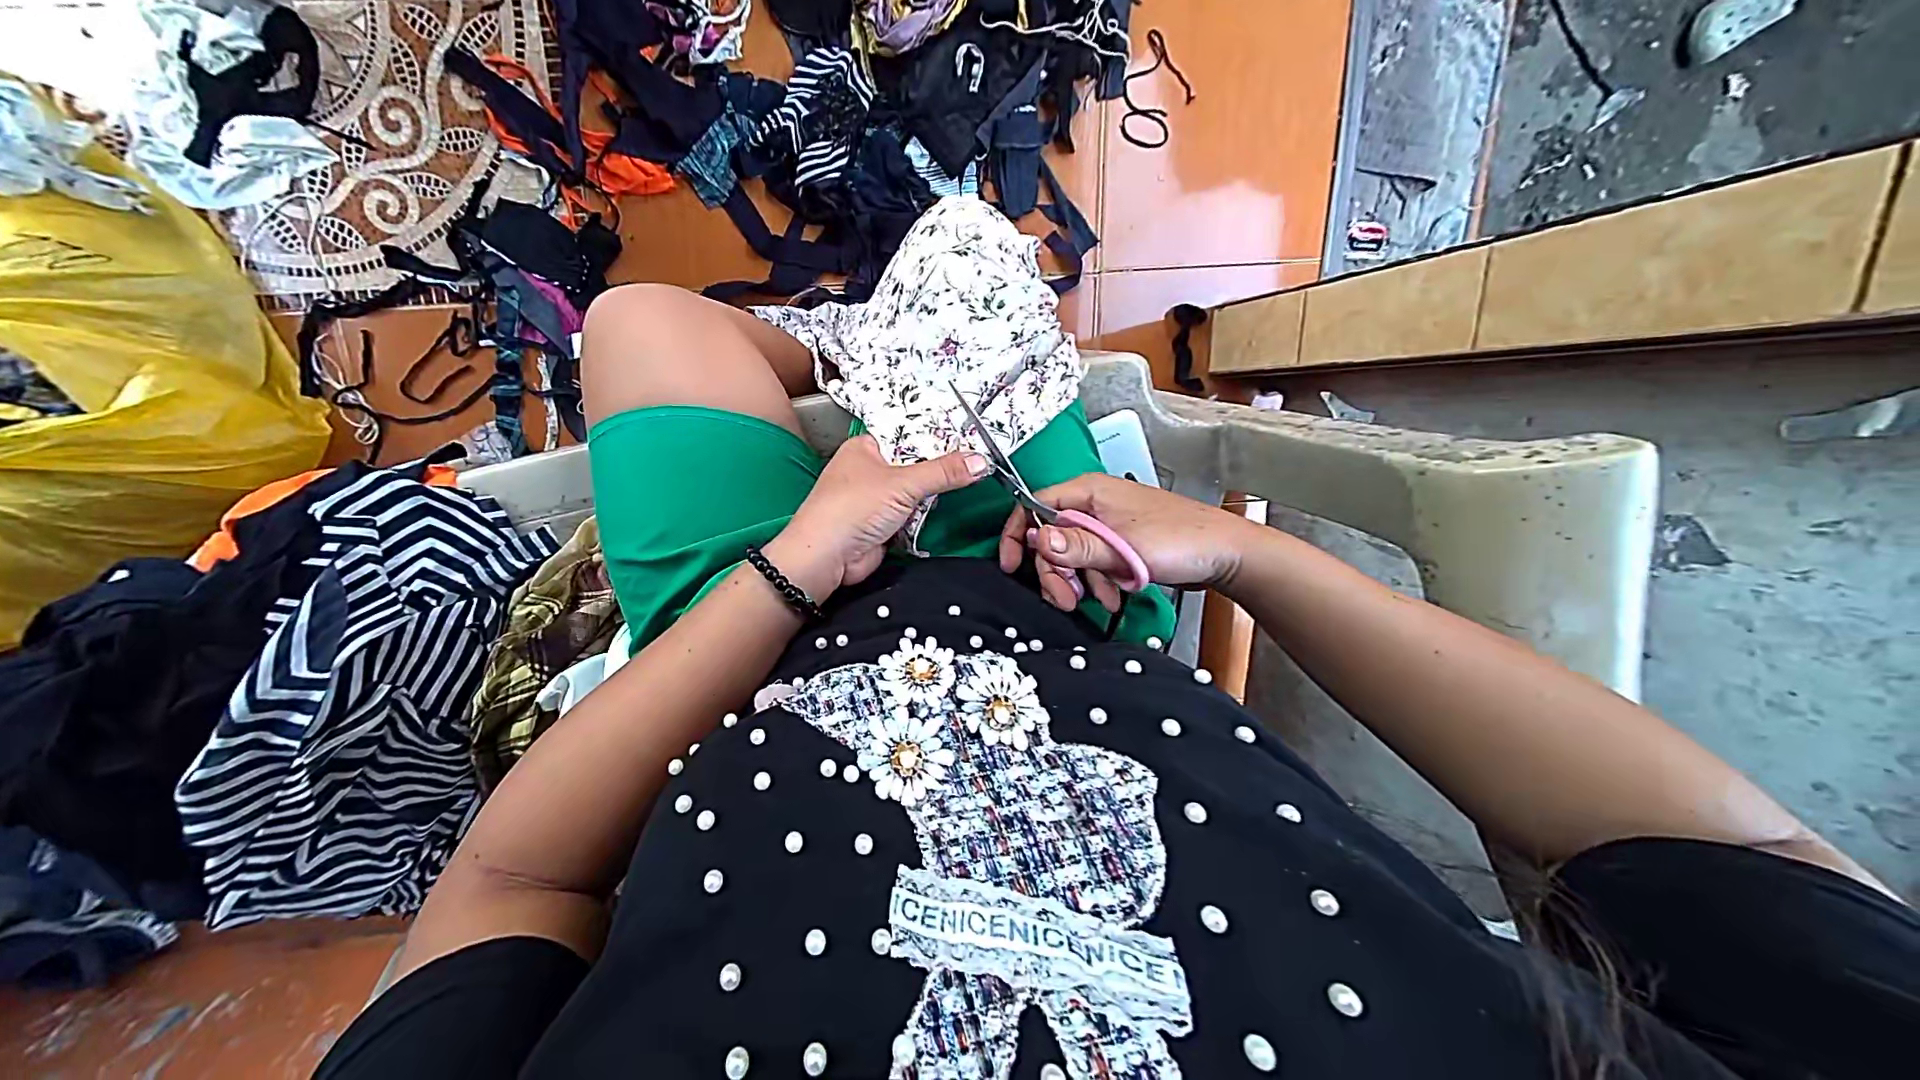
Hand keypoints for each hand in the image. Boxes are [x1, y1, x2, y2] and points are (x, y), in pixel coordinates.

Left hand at [764, 435, 989, 600]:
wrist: (827, 559)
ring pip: (915, 491)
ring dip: (932, 496)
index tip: (967, 436)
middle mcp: (869, 470)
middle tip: (973, 462)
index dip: (935, 435)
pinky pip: (913, 515)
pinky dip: (925, 516)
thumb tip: (979, 461)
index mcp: (866, 447)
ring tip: (965, 483)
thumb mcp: (902, 483)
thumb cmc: (849, 510)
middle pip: (915, 464)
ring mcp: (876, 499)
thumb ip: (943, 472)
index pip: (907, 433)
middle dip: (938, 468)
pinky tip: (944, 511)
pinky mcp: (883, 524)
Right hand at [998, 473, 1256, 611]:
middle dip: (1055, 571)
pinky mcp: (1118, 542)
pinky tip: (1113, 595)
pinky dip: (1097, 582)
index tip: (1011, 564)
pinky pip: (1092, 562)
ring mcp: (1106, 523)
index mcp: (1088, 491)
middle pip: (1050, 536)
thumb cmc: (1182, 540)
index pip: (1033, 505)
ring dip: (1079, 581)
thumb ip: (1076, 545)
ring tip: (1102, 599)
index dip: (1016, 535)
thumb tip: (1036, 539)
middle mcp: (1093, 503)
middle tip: (1065, 598)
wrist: (1225, 554)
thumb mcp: (1122, 547)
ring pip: (1070, 554)